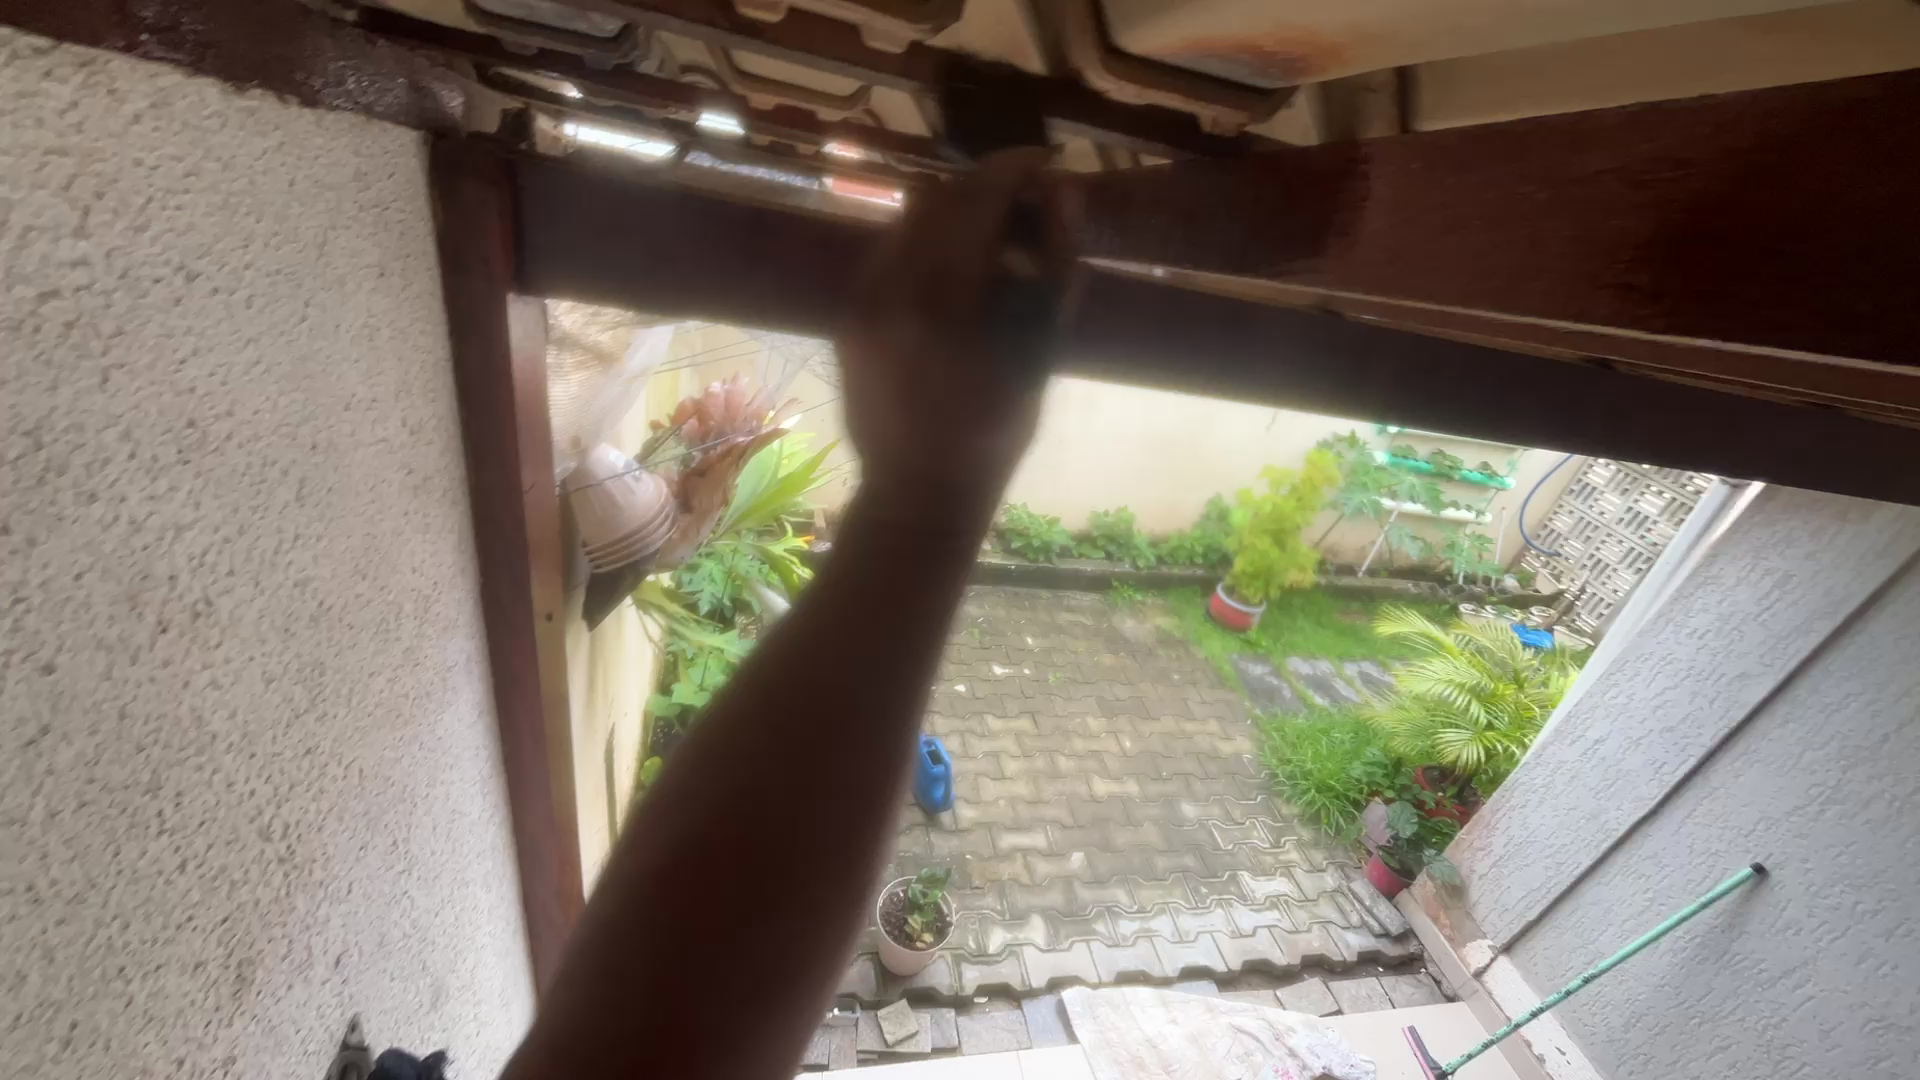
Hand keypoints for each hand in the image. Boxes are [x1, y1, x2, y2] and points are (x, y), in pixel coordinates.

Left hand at [837, 148, 1078, 521]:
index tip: (1045, 165)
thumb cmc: (989, 439)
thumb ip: (1053, 274)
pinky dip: (925, 245)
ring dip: (954, 214)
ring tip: (993, 242)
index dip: (1015, 169)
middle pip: (939, 198)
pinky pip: (887, 255)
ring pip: (908, 222)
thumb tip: (1060, 200)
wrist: (915, 493)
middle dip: (987, 187)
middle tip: (1025, 204)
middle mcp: (889, 286)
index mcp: (942, 300)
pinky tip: (954, 273)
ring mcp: (860, 301)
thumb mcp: (1037, 360)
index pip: (977, 198)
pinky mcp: (847, 316)